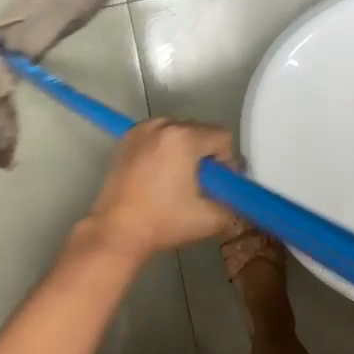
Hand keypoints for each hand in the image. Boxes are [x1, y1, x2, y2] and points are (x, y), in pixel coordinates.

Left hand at [81, 119, 236, 260]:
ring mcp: (141, 129)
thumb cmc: (164, 221)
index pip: (222, 136)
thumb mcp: (211, 218)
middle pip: (199, 130)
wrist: (118, 229)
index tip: (217, 184)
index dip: (226, 161)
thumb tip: (235, 195)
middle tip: (199, 184)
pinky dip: (162, 148)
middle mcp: (163, 124)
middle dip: (205, 154)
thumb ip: (233, 203)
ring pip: (176, 131)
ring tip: (176, 180)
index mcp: (184, 138)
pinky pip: (156, 135)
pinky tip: (157, 175)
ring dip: (184, 149)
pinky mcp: (126, 138)